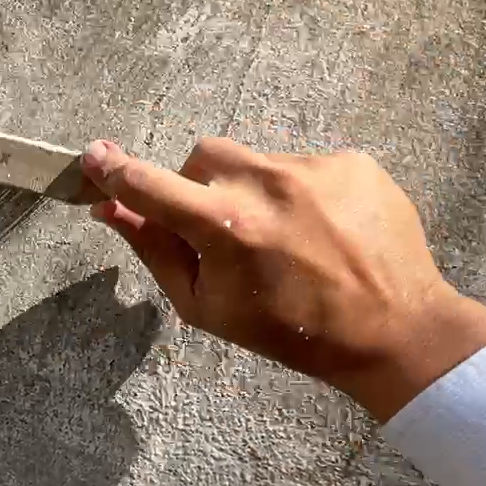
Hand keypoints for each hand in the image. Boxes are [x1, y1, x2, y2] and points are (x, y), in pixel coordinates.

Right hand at [82, 138, 485, 420]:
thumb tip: (107, 209)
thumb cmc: (285, 329)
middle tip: (221, 230)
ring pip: (250, 160)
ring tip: (279, 233)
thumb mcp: (202, 303)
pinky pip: (298, 164)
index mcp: (225, 227)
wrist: (392, 330)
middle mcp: (266, 184)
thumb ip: (153, 248)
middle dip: (197, 187)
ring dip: (246, 188)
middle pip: (201, 157)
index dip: (114, 170)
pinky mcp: (352, 161)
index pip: (149, 186)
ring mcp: (314, 167)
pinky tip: (316, 228)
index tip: (92, 154)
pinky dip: (293, 192)